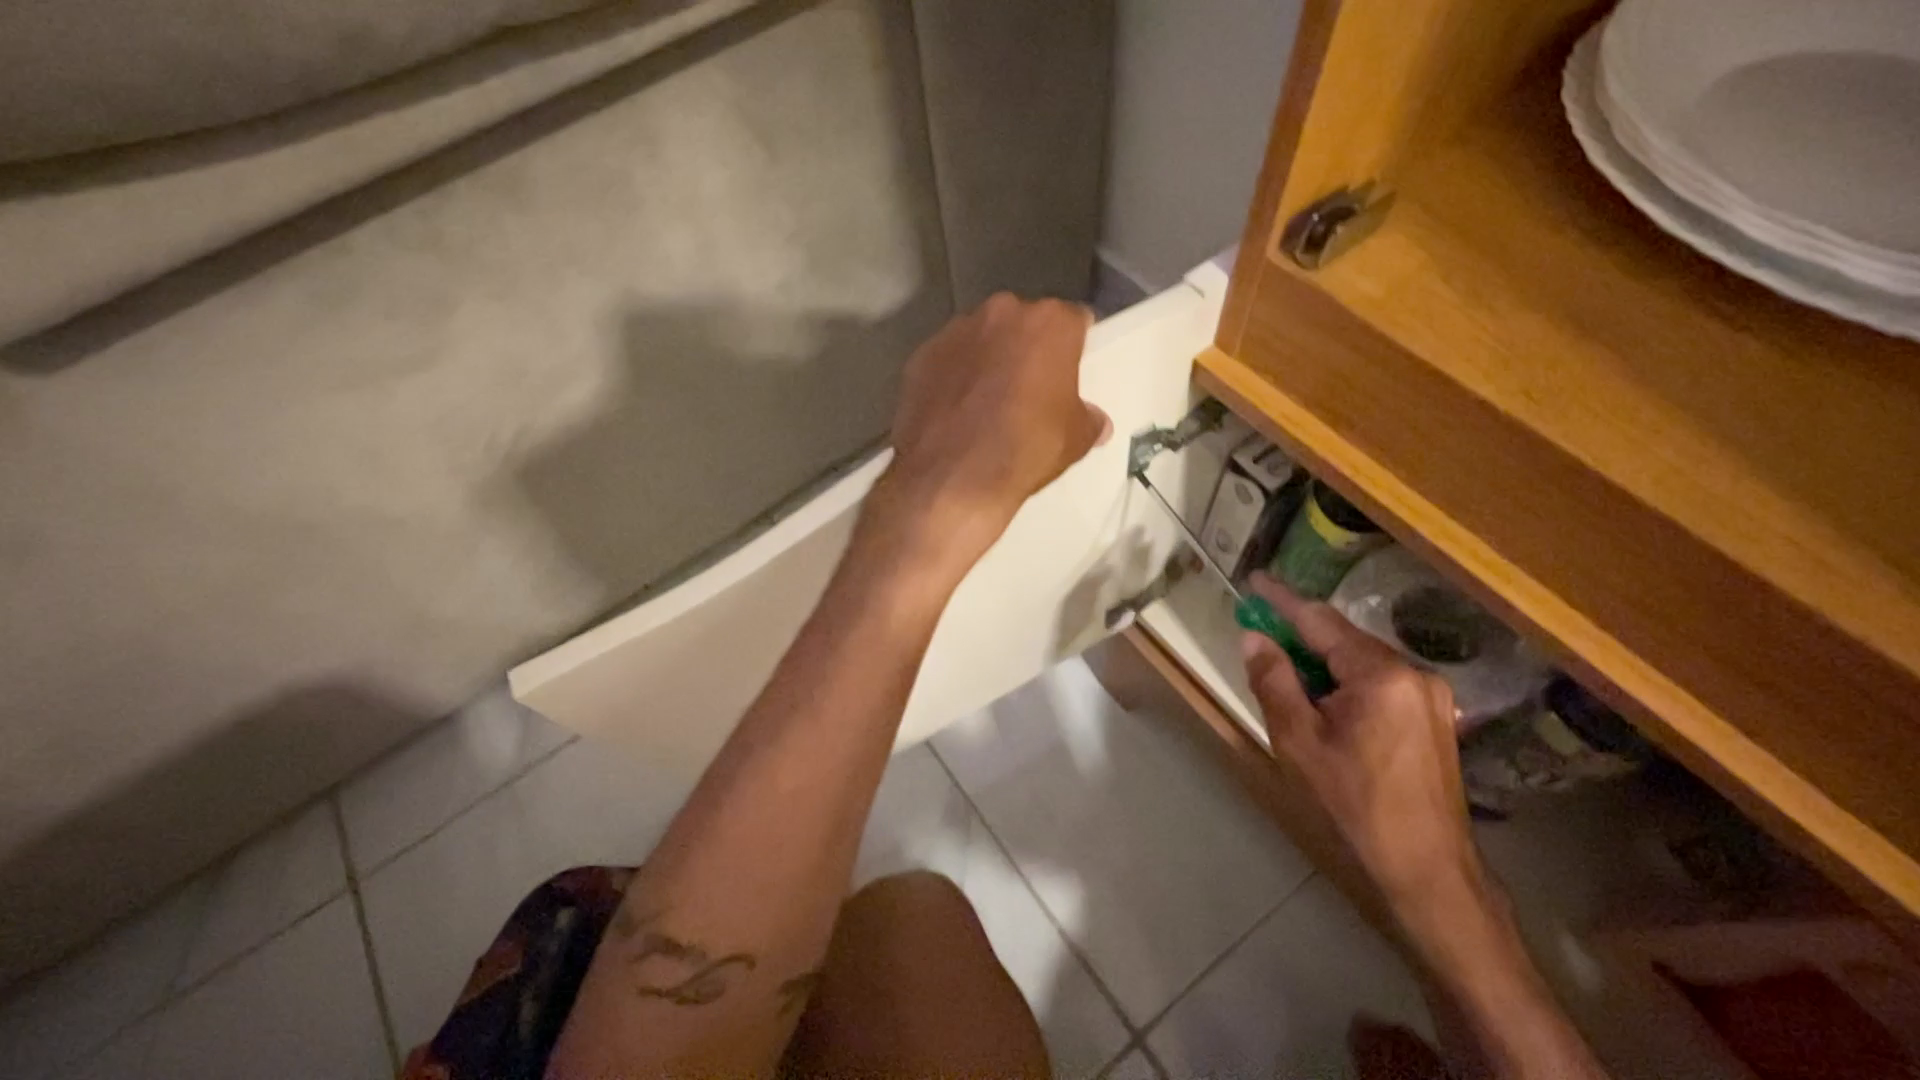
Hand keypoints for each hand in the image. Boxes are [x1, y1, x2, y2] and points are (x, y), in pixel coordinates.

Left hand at [869, 293, 1108, 569]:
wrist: (952, 476)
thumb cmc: (1025, 449)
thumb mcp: (1075, 439)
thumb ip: (1088, 419)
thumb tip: (1095, 422)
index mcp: (1050, 323)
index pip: (1073, 322)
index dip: (1073, 346)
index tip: (1070, 369)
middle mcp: (1002, 313)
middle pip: (1023, 324)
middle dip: (1028, 348)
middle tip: (1030, 387)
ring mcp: (956, 331)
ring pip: (982, 337)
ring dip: (988, 358)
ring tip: (987, 400)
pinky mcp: (921, 355)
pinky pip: (948, 360)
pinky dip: (953, 376)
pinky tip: (956, 410)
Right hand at [1239, 574, 1482, 903]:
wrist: (1427, 867)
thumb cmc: (1353, 805)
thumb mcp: (1299, 743)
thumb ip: (1275, 682)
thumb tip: (1254, 638)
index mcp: (1381, 674)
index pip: (1320, 621)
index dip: (1282, 601)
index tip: (1254, 581)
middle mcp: (1414, 673)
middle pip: (1345, 639)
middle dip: (1301, 636)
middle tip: (1262, 638)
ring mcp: (1433, 696)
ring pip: (1363, 662)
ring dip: (1324, 663)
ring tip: (1289, 679)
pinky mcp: (1437, 719)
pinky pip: (1382, 683)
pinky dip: (1348, 683)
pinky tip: (1327, 706)